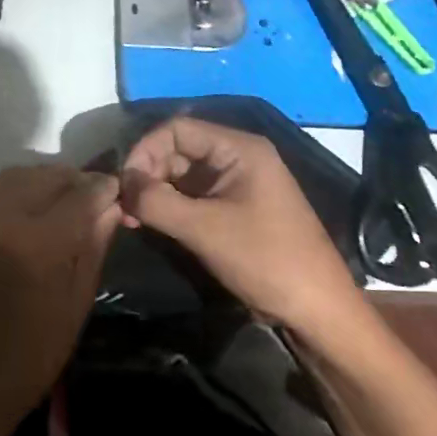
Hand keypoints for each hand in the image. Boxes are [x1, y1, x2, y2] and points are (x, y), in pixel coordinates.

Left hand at [0, 165, 120, 421]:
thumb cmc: (33, 353)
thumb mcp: (78, 301)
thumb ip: (95, 244)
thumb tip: (113, 204)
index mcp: (35, 246)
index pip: (80, 194)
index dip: (103, 187)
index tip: (117, 189)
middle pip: (46, 176)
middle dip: (74, 180)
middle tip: (93, 195)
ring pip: (15, 176)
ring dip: (45, 180)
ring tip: (63, 199)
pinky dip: (16, 192)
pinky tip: (31, 210)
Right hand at [121, 117, 359, 326]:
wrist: (315, 306)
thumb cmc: (264, 258)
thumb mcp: (205, 229)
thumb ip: (158, 202)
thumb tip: (121, 185)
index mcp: (239, 149)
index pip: (178, 129)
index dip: (145, 150)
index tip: (123, 183)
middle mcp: (238, 159)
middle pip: (179, 150)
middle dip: (148, 174)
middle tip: (124, 208)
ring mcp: (237, 185)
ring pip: (183, 176)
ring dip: (156, 193)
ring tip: (132, 219)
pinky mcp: (234, 210)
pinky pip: (194, 198)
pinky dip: (171, 208)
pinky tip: (151, 225)